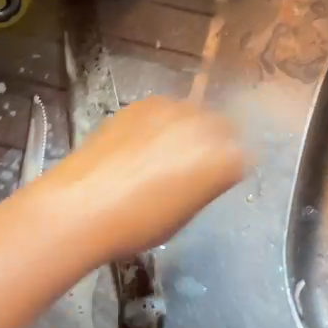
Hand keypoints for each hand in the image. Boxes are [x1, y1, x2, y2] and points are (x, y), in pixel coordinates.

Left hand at [36, 96, 246, 257]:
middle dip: (215, 142)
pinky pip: (164, 109)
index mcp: (224, 159)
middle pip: (223, 126)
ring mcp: (175, 108)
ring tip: (163, 153)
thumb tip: (204, 174)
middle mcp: (206, 125)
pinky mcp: (145, 102)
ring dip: (187, 129)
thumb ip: (204, 186)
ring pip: (194, 113)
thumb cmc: (138, 224)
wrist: (83, 205)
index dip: (230, 168)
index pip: (243, 155)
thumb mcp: (184, 214)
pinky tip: (141, 144)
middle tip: (194, 165)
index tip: (217, 179)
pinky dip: (160, 123)